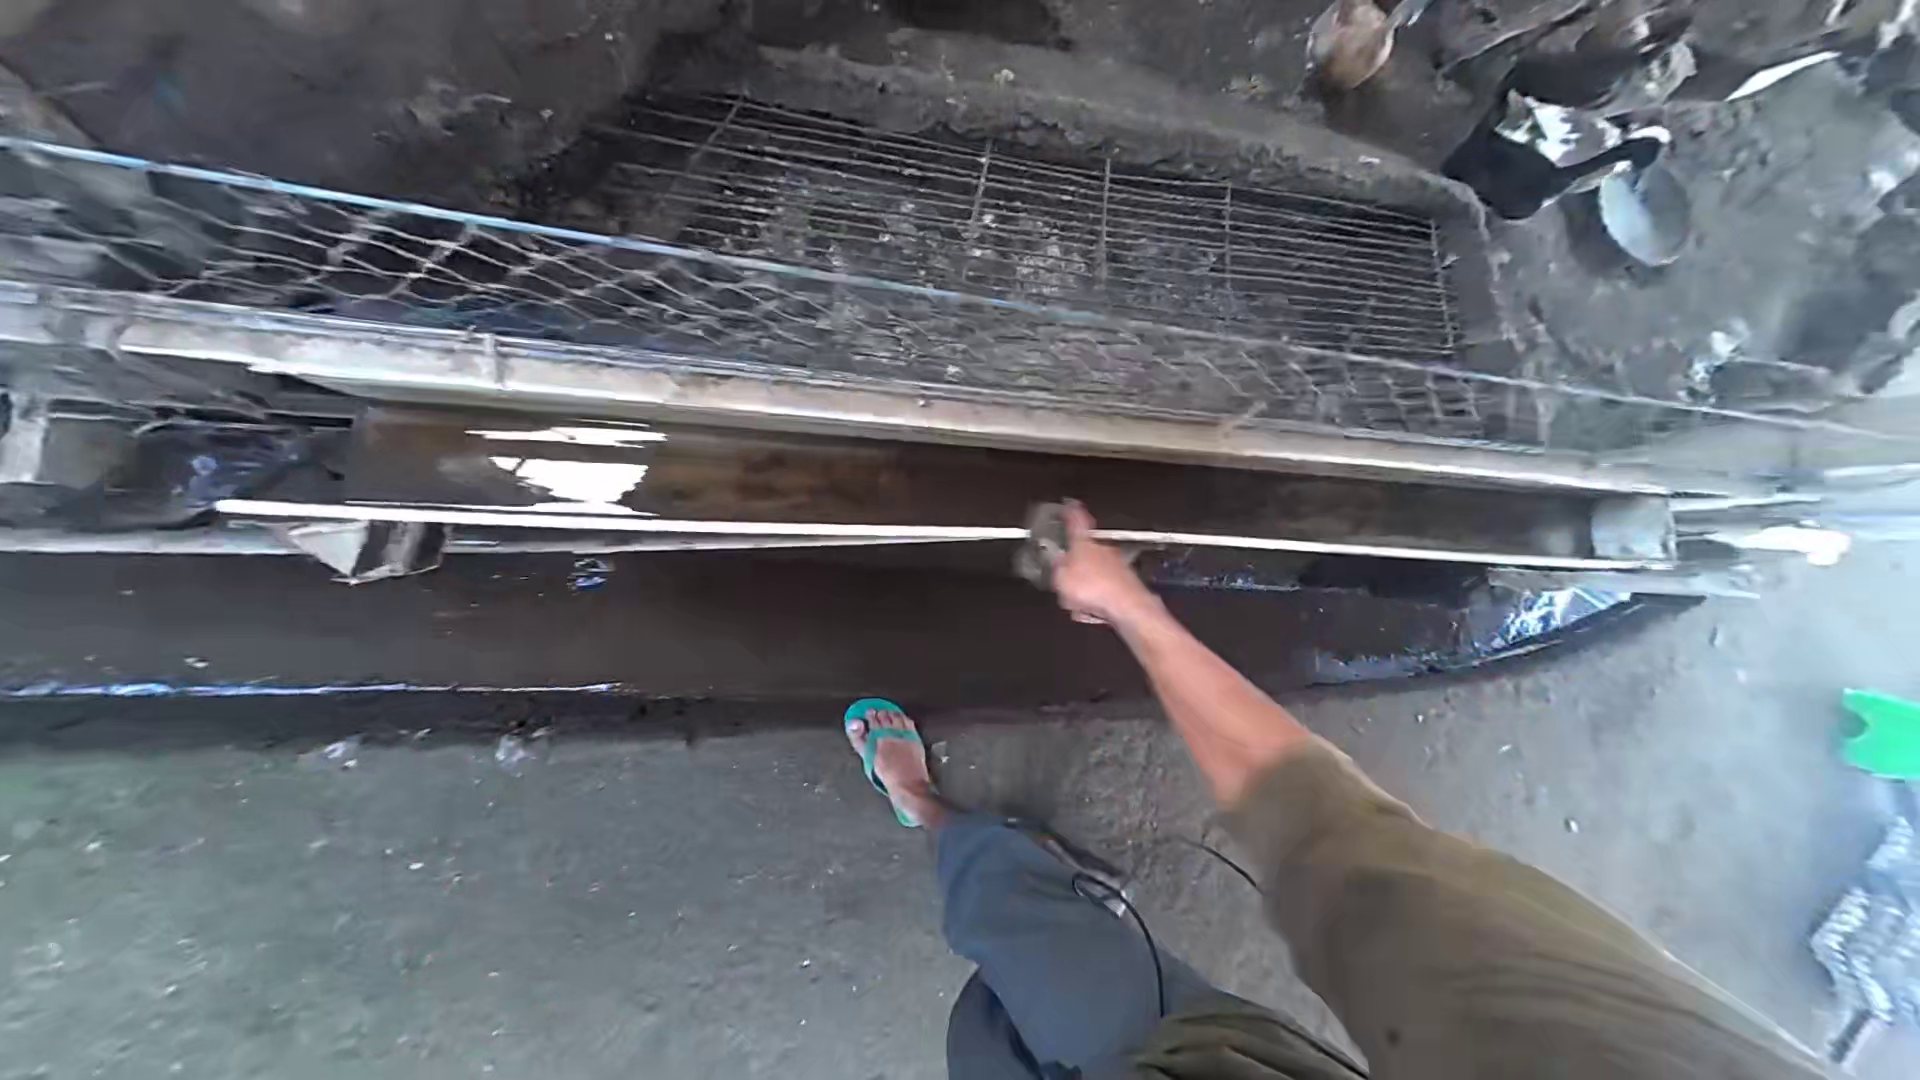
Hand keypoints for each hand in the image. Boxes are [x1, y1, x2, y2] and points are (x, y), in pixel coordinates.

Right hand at [1051, 501, 1163, 627]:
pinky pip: (1103, 590)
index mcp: (1084, 543)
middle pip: (1083, 552)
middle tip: (1066, 582)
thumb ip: (1056, 567)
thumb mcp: (1061, 578)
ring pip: (1093, 575)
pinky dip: (1097, 600)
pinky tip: (1093, 610)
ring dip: (1085, 589)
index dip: (1070, 511)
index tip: (1068, 505)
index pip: (1076, 519)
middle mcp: (1103, 549)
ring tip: (1081, 604)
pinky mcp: (1124, 582)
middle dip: (1074, 569)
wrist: (1127, 606)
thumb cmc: (1099, 589)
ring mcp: (1116, 565)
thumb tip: (1056, 562)